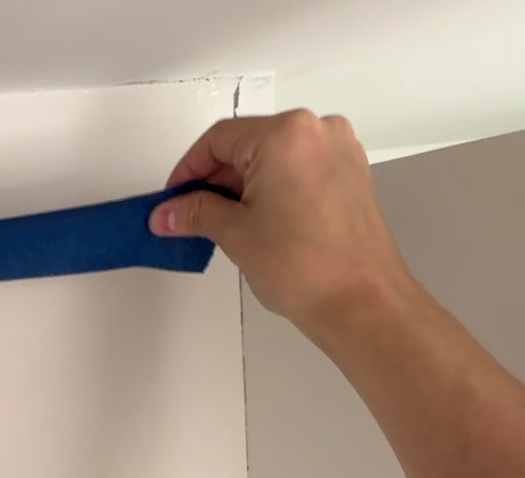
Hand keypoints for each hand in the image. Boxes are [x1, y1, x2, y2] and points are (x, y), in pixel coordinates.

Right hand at [151, 110, 421, 330]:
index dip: (187, 170)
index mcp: (285, 134)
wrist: (360, 301)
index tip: (170, 201)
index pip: (219, 139)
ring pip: (274, 160)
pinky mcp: (350, 176)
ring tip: (222, 226)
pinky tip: (257, 224)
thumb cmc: (300, 266)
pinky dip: (272, 190)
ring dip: (242, 187)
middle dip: (214, 181)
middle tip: (189, 217)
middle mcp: (317, 130)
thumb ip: (195, 214)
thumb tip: (163, 214)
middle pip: (248, 145)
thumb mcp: (235, 234)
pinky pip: (298, 172)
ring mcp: (339, 151)